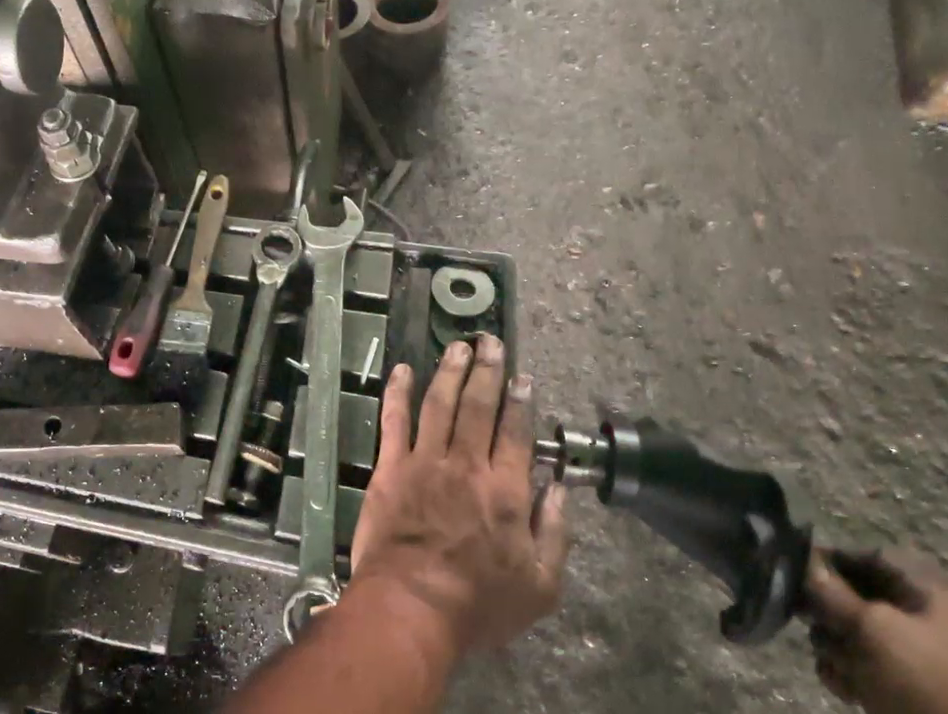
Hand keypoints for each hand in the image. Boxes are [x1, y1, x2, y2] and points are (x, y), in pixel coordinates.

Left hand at [348, 335, 569, 652]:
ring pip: (439, 404)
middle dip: (487, 370)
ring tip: (458, 346)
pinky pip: (393, 421)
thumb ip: (554, 532)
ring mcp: (424, 462)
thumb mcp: (540, 585)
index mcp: (505, 490)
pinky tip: (403, 370)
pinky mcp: (389, 468)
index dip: (520, 400)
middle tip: (489, 341)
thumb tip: (558, 488)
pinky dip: (398, 392)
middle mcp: (466, 465)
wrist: (411, 607)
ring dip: (450, 371)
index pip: (516, 431)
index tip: (522, 377)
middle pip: (478, 406)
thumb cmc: (478, 604)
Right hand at [808, 548, 947, 713]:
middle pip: (859, 596)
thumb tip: (807, 564)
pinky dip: (848, 673)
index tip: (796, 572)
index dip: (832, 559)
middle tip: (812, 623)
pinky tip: (846, 689)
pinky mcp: (910, 689)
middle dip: (830, 612)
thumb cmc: (927, 682)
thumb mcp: (874, 629)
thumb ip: (832, 593)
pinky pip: (865, 666)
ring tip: (838, 667)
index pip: (873, 558)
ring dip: (835, 647)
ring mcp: (921, 658)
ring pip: (856, 634)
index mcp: (934, 595)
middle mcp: (929, 620)